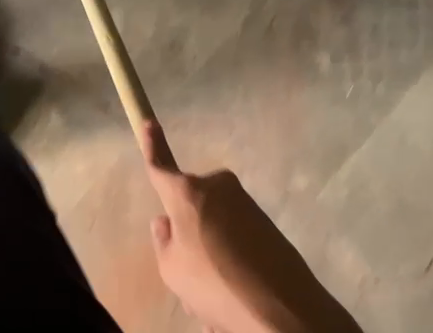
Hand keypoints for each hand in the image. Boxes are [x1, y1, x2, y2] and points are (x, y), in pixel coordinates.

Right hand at [142, 122, 361, 332]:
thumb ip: (163, 242)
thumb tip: (166, 221)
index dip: (153, 144)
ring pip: (214, 226)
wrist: (284, 310)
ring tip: (217, 294)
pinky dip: (233, 263)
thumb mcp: (172, 271)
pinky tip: (238, 295)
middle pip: (192, 203)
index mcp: (186, 193)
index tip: (149, 122)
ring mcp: (244, 203)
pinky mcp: (266, 223)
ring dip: (212, 252)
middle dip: (189, 229)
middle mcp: (216, 188)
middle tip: (192, 268)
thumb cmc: (215, 284)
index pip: (161, 165)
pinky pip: (237, 240)